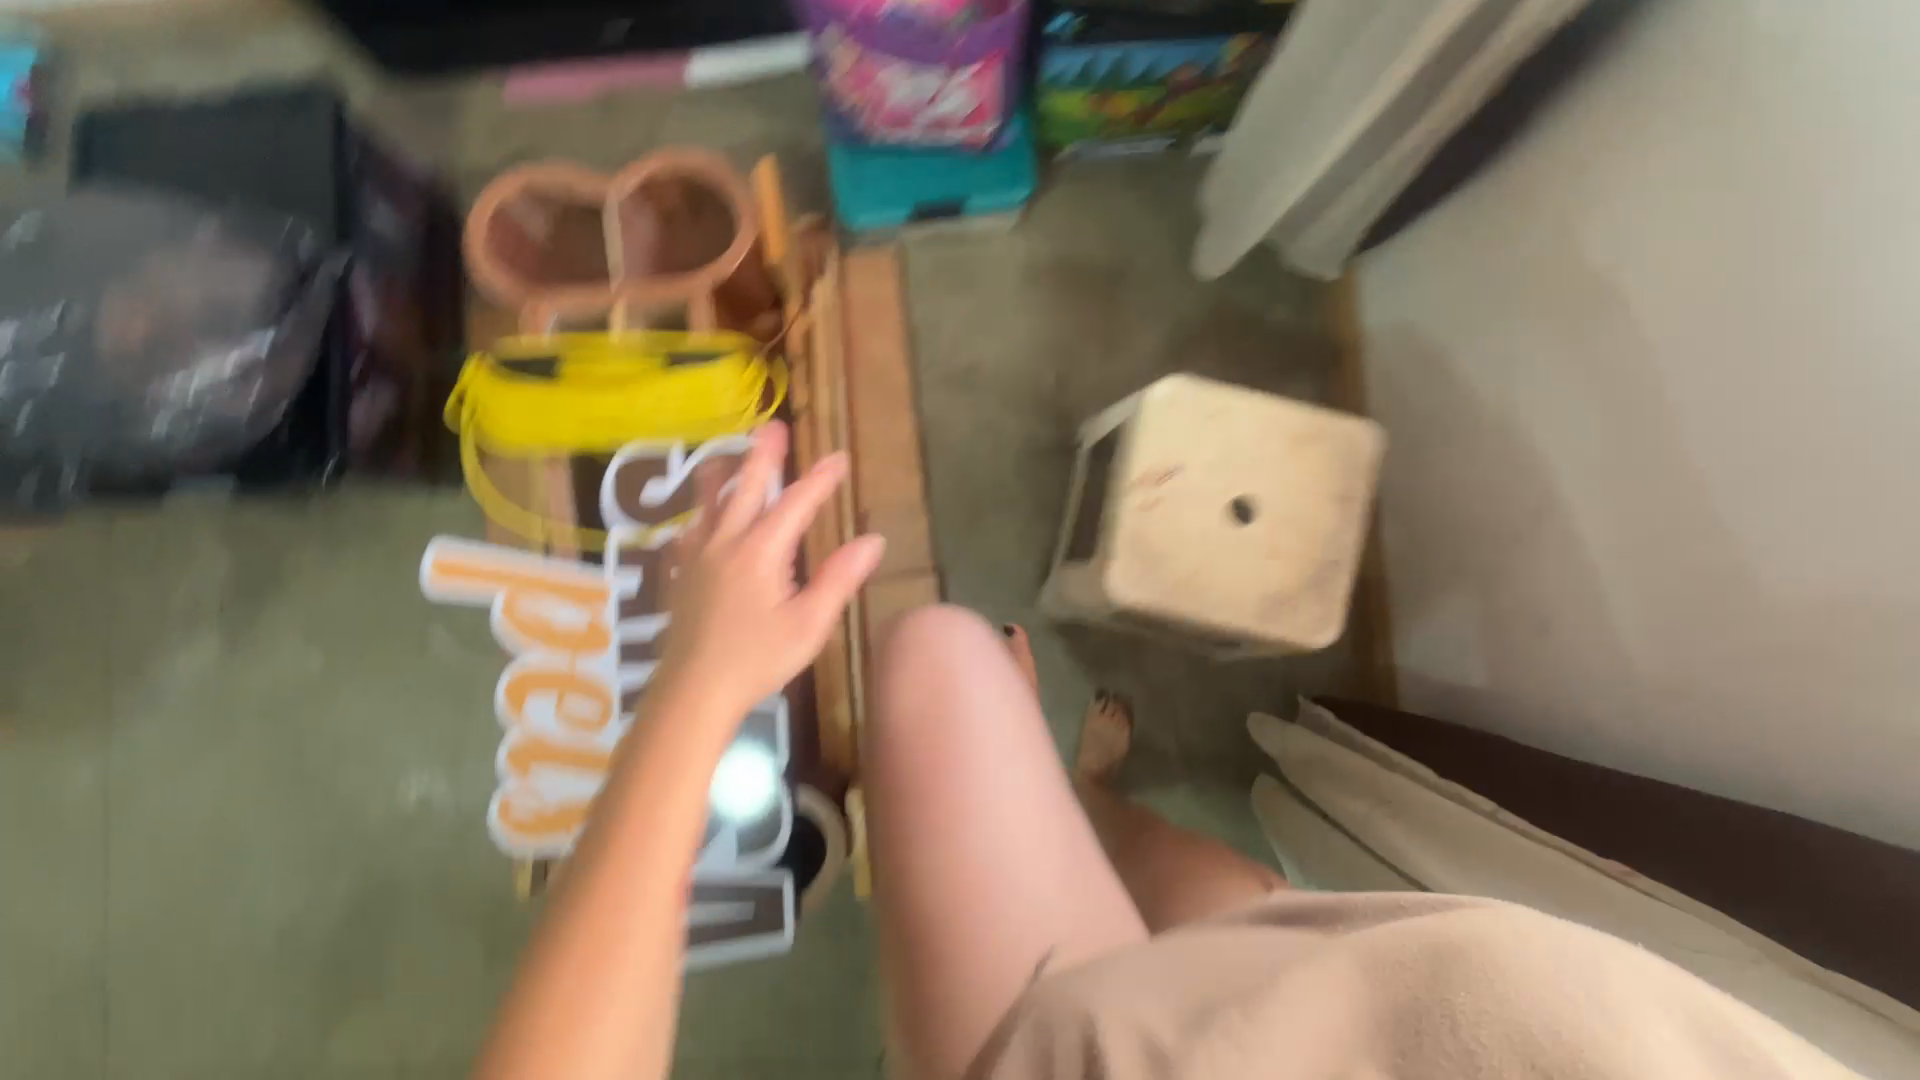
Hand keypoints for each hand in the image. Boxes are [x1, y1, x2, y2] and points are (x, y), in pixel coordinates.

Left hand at [654, 421, 885, 723]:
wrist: (693, 692)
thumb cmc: (757, 660)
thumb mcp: (809, 623)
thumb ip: (838, 579)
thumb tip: (872, 541)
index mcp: (761, 552)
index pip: (795, 504)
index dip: (819, 479)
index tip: (838, 457)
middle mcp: (726, 544)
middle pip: (745, 490)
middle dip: (762, 458)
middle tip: (772, 426)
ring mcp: (698, 559)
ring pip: (709, 506)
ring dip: (720, 478)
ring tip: (722, 457)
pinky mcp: (682, 579)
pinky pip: (687, 536)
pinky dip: (695, 520)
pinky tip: (692, 525)